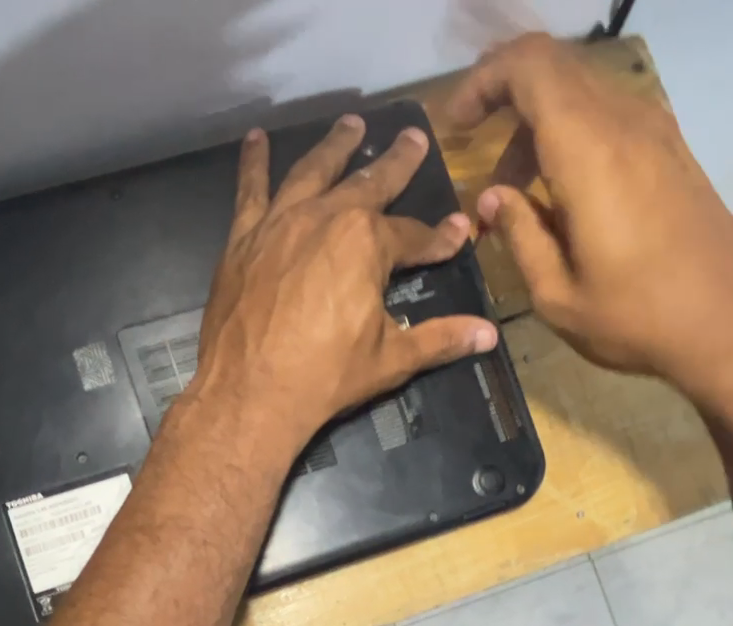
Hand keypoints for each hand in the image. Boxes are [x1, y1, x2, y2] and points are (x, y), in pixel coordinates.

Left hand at [183, 116, 500, 451]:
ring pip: (313, 172)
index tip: (458, 232)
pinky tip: (256, 139)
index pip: (414, 236)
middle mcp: (325, 217)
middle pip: (369, 183)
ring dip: (335, 146)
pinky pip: (251, 191)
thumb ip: (441, 339)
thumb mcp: (392, 359)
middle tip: (414, 139)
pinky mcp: (244, 239)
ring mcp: (280, 223)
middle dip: (397, 163)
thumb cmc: (326, 377)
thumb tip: (488, 334)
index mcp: (367, 243)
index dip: (439, 238)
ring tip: (351, 123)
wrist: (250, 394)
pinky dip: (254, 163)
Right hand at [443, 35, 732, 410]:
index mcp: (590, 152)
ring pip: (582, 93)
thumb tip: (492, 198)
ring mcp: (657, 133)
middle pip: (555, 70)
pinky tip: (562, 194)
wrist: (730, 328)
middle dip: (506, 102)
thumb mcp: (557, 294)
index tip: (458, 125)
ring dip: (540, 127)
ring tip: (517, 192)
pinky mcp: (674, 152)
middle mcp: (626, 124)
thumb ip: (519, 234)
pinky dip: (574, 137)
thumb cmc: (636, 319)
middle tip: (483, 161)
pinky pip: (611, 117)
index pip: (530, 67)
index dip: (484, 81)